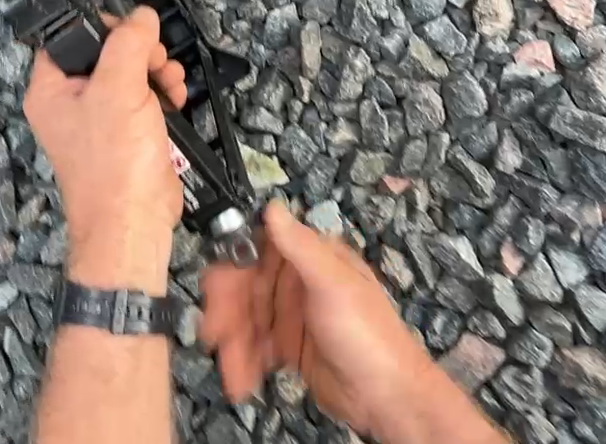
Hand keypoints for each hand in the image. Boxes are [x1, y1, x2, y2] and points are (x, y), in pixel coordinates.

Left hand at [24, 7, 188, 292]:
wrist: (135, 224)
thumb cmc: (114, 162)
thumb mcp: (118, 89)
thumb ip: (129, 44)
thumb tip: (142, 14)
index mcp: (50, 89)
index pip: (69, 37)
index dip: (102, 26)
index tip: (130, 30)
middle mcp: (71, 102)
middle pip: (106, 52)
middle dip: (139, 51)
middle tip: (156, 60)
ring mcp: (100, 119)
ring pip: (130, 73)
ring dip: (156, 71)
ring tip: (171, 81)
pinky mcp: (126, 133)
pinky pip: (144, 97)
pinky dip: (162, 93)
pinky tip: (176, 99)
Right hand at [202, 202, 509, 443]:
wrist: (390, 399)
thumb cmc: (367, 333)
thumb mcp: (334, 284)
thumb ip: (300, 246)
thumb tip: (272, 206)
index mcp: (310, 257)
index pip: (257, 248)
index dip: (232, 266)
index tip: (215, 288)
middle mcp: (297, 280)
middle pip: (246, 287)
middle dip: (228, 313)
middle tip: (215, 336)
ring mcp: (292, 314)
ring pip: (247, 319)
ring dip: (234, 344)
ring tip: (233, 375)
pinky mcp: (289, 346)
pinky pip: (255, 346)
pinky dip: (244, 361)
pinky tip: (241, 381)